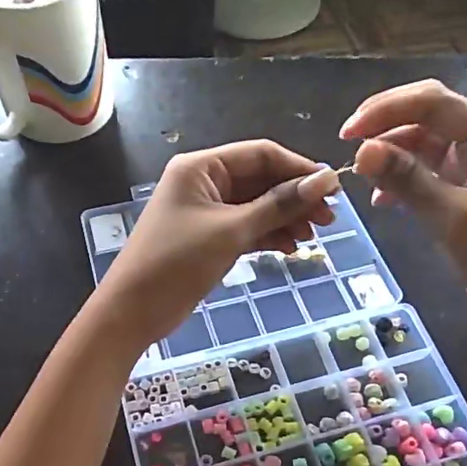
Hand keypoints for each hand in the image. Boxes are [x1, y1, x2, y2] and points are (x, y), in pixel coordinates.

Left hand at [94, 141, 338, 347]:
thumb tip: (324, 180)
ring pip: (256, 207)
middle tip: (329, 219)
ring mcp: (207, 212)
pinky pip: (247, 228)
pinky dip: (268, 236)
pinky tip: (290, 248)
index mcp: (202, 167)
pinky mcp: (209, 238)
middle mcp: (204, 182)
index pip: (261, 154)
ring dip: (285, 219)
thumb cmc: (177, 262)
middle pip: (261, 180)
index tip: (332, 189)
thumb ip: (279, 205)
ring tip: (311, 237)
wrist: (134, 311)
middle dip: (295, 197)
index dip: (299, 169)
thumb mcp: (231, 231)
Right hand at [341, 80, 466, 326]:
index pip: (434, 103)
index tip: (347, 134)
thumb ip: (408, 181)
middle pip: (428, 119)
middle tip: (348, 149)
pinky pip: (429, 174)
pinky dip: (404, 181)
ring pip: (425, 147)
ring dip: (392, 157)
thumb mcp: (453, 219)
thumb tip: (362, 151)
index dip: (386, 110)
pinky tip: (383, 200)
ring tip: (363, 178)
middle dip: (386, 130)